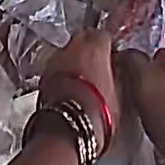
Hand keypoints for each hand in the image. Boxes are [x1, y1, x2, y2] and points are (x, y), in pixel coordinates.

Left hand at [39, 28, 118, 148]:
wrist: (67, 129)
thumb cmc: (97, 111)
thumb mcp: (121, 94)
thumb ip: (120, 75)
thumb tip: (120, 71)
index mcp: (94, 47)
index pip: (103, 35)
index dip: (108, 46)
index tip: (113, 55)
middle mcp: (72, 48)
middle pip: (82, 38)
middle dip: (89, 48)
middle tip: (98, 64)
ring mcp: (54, 60)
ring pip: (67, 52)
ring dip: (74, 60)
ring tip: (84, 78)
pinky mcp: (43, 75)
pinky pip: (57, 68)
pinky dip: (63, 73)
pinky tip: (71, 87)